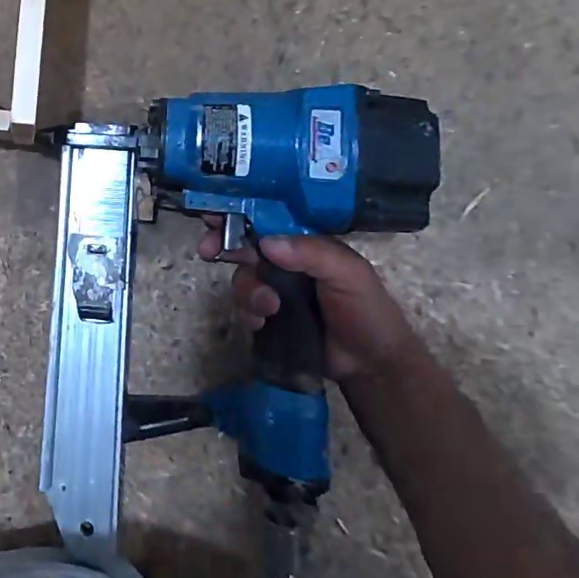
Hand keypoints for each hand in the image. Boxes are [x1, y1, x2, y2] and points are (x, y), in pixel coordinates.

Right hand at [199, 223, 423, 380]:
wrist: (370, 366)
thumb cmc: (366, 309)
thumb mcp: (347, 272)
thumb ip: (311, 253)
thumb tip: (267, 242)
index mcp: (305, 241)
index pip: (269, 218)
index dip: (241, 212)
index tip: (215, 213)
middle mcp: (286, 260)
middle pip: (245, 243)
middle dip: (223, 243)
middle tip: (208, 250)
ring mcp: (276, 289)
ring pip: (244, 277)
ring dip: (247, 290)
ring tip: (267, 309)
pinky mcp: (269, 318)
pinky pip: (245, 307)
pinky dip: (247, 312)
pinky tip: (261, 323)